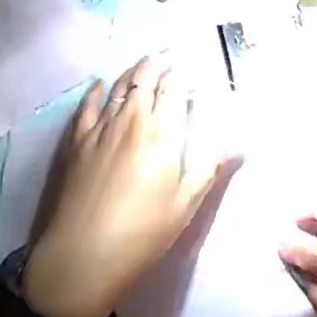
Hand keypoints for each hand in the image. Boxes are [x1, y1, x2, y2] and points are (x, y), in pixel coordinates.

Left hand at [23, 57, 231, 316]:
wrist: (80, 259)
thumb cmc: (143, 232)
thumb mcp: (186, 204)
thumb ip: (210, 168)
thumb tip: (239, 144)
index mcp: (161, 134)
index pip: (172, 91)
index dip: (181, 76)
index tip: (188, 69)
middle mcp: (130, 122)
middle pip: (144, 81)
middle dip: (156, 65)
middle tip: (167, 57)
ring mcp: (100, 131)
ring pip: (118, 88)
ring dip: (132, 72)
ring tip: (143, 63)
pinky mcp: (77, 144)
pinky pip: (87, 108)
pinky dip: (96, 92)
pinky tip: (100, 84)